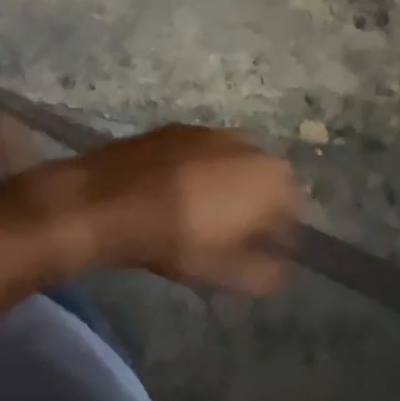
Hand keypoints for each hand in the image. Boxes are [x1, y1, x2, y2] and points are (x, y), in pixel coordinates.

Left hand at [83, 125, 299, 294]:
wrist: (106, 198)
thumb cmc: (176, 237)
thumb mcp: (229, 273)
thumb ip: (268, 272)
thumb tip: (279, 266)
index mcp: (272, 176)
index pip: (293, 212)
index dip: (277, 238)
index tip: (257, 255)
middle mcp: (245, 143)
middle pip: (262, 181)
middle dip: (252, 206)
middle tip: (227, 236)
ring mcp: (205, 130)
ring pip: (229, 164)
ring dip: (223, 185)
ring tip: (197, 214)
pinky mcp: (170, 127)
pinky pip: (197, 154)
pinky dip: (193, 170)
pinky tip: (171, 192)